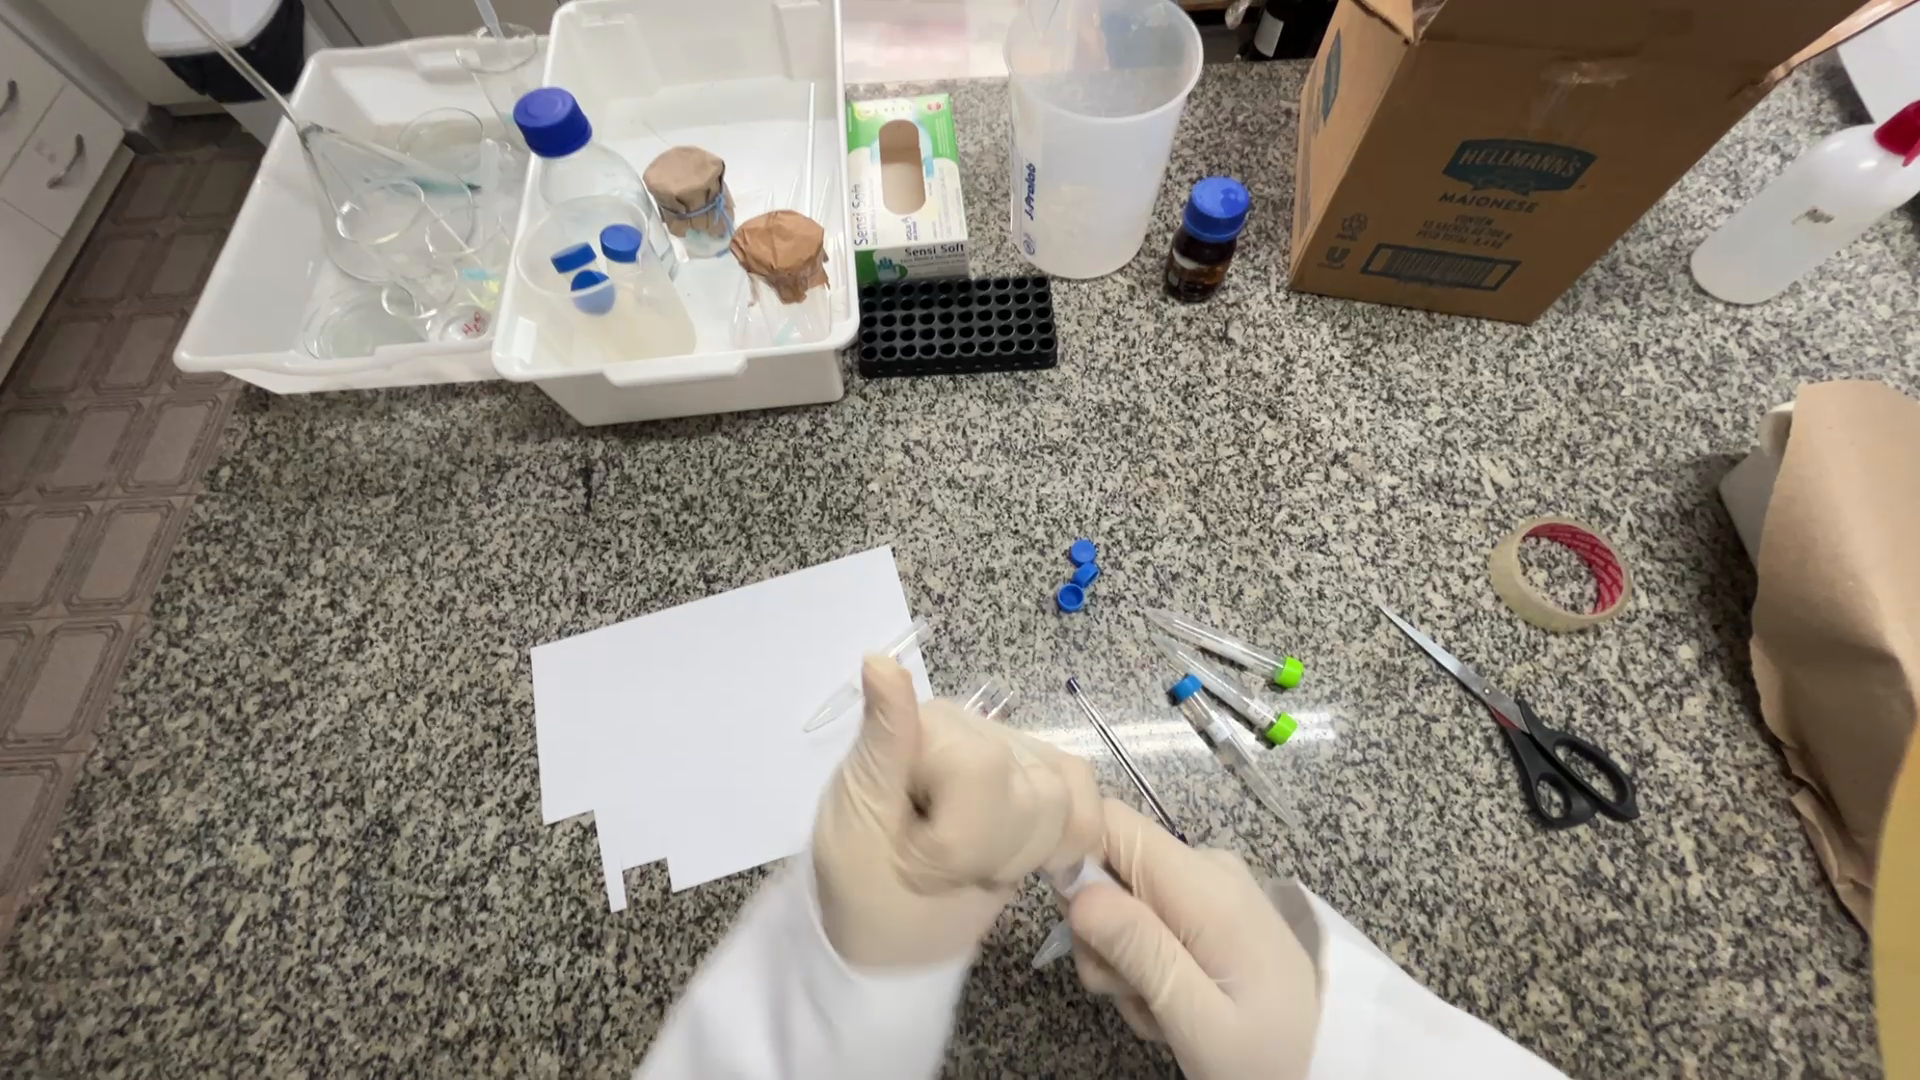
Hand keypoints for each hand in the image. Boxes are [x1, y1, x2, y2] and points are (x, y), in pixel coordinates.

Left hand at [812, 657, 1102, 969]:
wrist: (889, 935)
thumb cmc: (862, 881)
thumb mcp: (857, 818)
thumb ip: (883, 737)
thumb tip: (877, 659)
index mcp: (926, 724)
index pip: (982, 771)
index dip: (954, 842)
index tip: (911, 861)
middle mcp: (977, 724)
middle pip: (1034, 791)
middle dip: (986, 853)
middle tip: (937, 865)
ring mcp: (1018, 751)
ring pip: (1064, 802)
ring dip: (1017, 855)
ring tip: (970, 862)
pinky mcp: (1047, 781)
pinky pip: (1090, 805)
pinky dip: (1065, 845)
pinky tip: (1018, 857)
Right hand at [1068, 799, 1321, 1079]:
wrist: (1343, 1070)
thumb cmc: (1275, 1058)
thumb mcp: (1202, 1024)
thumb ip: (1142, 952)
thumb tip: (1077, 889)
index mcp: (1202, 883)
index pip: (1110, 818)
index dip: (1075, 854)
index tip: (1077, 922)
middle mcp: (1203, 865)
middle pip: (1109, 864)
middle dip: (1101, 930)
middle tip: (1129, 993)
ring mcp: (1208, 883)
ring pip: (1123, 896)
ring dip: (1122, 956)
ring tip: (1159, 1010)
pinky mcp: (1208, 904)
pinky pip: (1150, 913)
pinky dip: (1146, 958)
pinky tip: (1173, 1000)